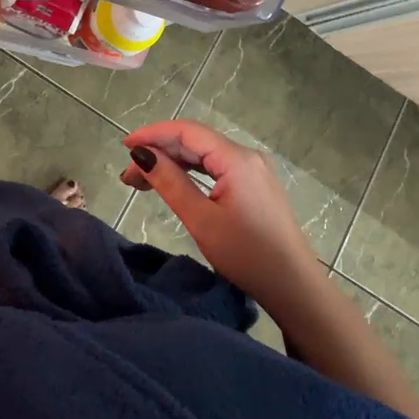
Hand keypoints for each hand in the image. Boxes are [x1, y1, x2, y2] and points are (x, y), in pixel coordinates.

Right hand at [120, 119, 326, 305]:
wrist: (294, 287)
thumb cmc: (247, 255)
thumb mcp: (202, 220)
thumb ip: (171, 182)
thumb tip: (142, 154)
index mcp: (237, 159)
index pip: (188, 131)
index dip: (153, 134)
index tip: (124, 146)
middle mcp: (248, 156)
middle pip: (195, 141)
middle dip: (159, 151)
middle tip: (129, 176)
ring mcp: (254, 170)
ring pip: (205, 154)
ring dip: (173, 162)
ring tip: (142, 180)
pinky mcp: (256, 185)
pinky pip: (217, 168)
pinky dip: (192, 172)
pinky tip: (173, 182)